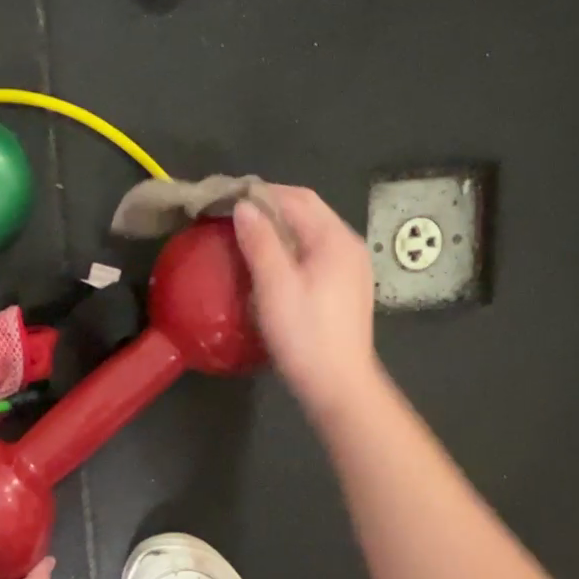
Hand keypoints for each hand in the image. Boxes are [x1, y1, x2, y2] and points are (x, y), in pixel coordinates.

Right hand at [233, 187, 383, 410]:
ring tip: (246, 238)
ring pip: (311, 234)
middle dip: (271, 207)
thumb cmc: (304, 335)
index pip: (296, 198)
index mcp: (334, 238)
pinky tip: (271, 266)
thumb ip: (260, 242)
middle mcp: (349, 245)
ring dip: (280, 229)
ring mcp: (351, 269)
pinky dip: (291, 250)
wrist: (338, 385)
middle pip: (307, 212)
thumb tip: (244, 207)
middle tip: (233, 216)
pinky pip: (316, 255)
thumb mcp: (275, 286)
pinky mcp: (347, 290)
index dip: (261, 193)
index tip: (227, 197)